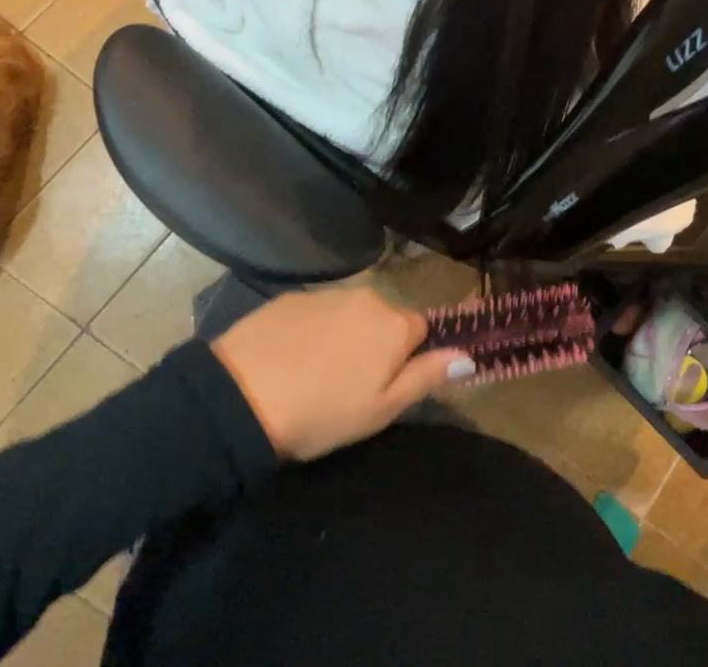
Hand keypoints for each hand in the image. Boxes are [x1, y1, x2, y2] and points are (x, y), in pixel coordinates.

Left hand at [210, 287, 474, 460]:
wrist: (239, 398)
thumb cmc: (322, 412)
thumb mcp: (382, 408)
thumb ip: (427, 375)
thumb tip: (468, 354)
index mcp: (394, 324)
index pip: (422, 330)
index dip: (409, 358)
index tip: (388, 384)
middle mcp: (366, 296)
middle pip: (385, 319)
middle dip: (376, 345)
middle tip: (350, 386)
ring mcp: (325, 293)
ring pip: (350, 315)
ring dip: (344, 337)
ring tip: (317, 374)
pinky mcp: (289, 297)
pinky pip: (317, 313)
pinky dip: (313, 332)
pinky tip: (292, 360)